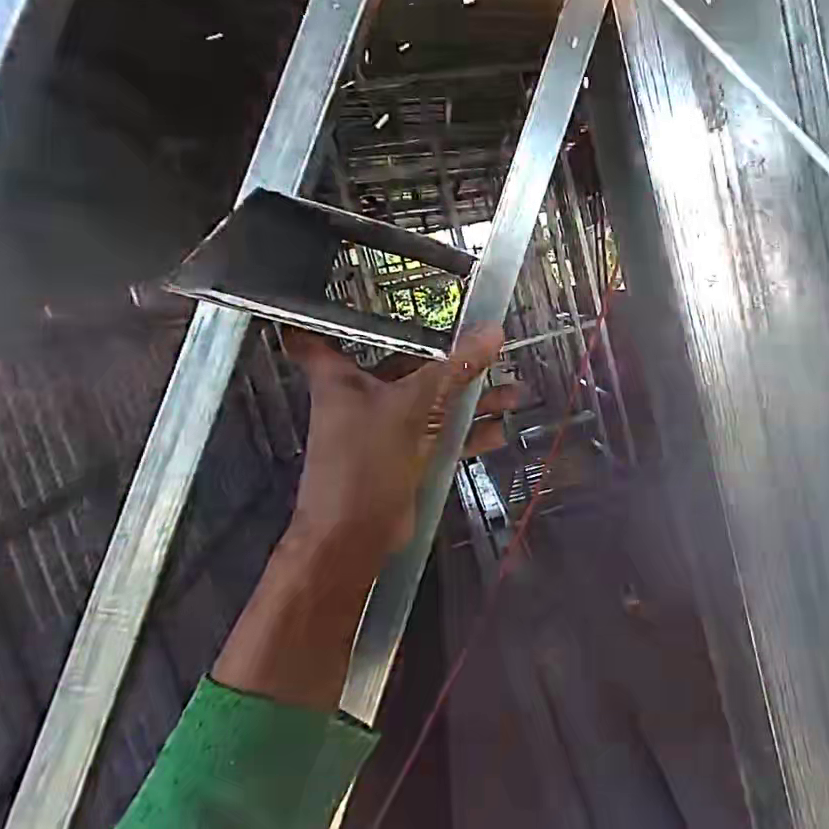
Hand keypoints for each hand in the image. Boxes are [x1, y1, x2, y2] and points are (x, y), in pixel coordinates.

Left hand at [282, 325, 514, 557]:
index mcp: (341, 377)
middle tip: (486, 348)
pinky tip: (499, 430)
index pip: (316, 336)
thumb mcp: (412, 405)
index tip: (340, 291)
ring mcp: (384, 428)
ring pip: (430, 402)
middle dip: (447, 360)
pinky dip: (466, 432)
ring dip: (469, 397)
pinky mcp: (404, 457)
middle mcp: (360, 397)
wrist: (355, 537)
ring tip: (512, 391)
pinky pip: (439, 435)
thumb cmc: (365, 459)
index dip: (323, 313)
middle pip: (404, 365)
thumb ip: (454, 368)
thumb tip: (493, 331)